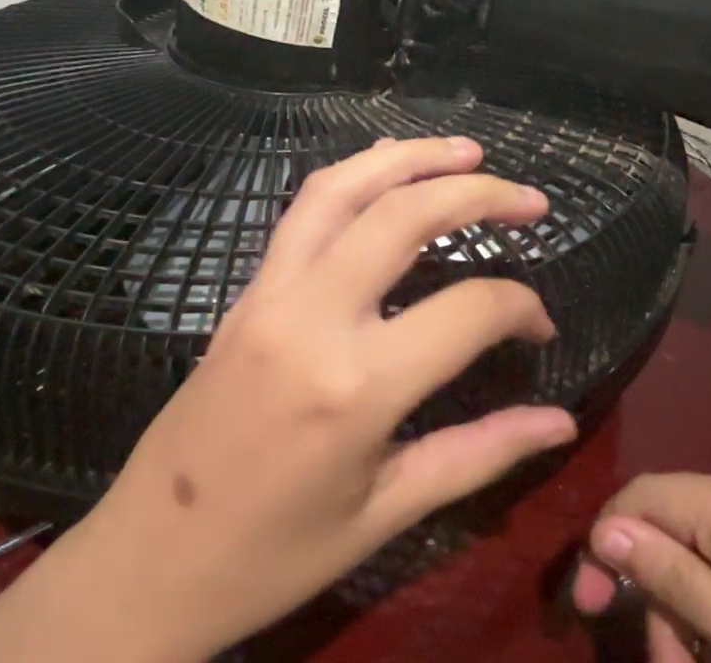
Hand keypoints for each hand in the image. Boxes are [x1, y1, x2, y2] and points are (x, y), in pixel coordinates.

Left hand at [0, 137, 576, 661]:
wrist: (149, 560)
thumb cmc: (275, 553)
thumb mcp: (387, 512)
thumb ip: (480, 454)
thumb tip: (561, 421)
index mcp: (358, 386)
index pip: (469, 309)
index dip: (521, 307)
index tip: (540, 327)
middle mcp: (312, 317)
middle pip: (403, 216)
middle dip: (479, 193)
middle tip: (531, 199)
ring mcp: (269, 294)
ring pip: (341, 190)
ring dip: (408, 158)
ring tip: (466, 151)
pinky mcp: (243, 292)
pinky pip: (301, 212)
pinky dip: (352, 178)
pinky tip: (385, 174)